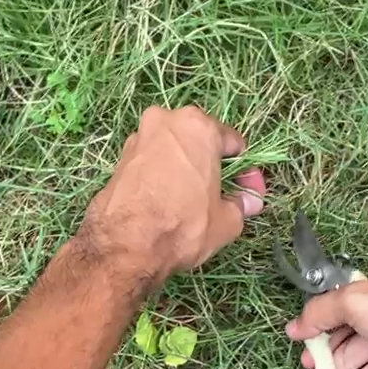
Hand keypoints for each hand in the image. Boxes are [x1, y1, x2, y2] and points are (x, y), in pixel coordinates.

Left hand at [79, 106, 266, 286]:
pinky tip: (168, 206)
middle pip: (200, 144)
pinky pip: (152, 167)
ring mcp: (138, 139)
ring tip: (193, 205)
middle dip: (214, 168)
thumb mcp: (227, 221)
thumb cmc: (184, 225)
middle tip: (222, 198)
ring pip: (173, 154)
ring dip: (187, 173)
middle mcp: (165, 122)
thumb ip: (241, 205)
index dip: (244, 171)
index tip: (247, 193)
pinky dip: (163, 180)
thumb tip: (249, 202)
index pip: (233, 143)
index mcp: (197, 126)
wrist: (126, 246)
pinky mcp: (119, 161)